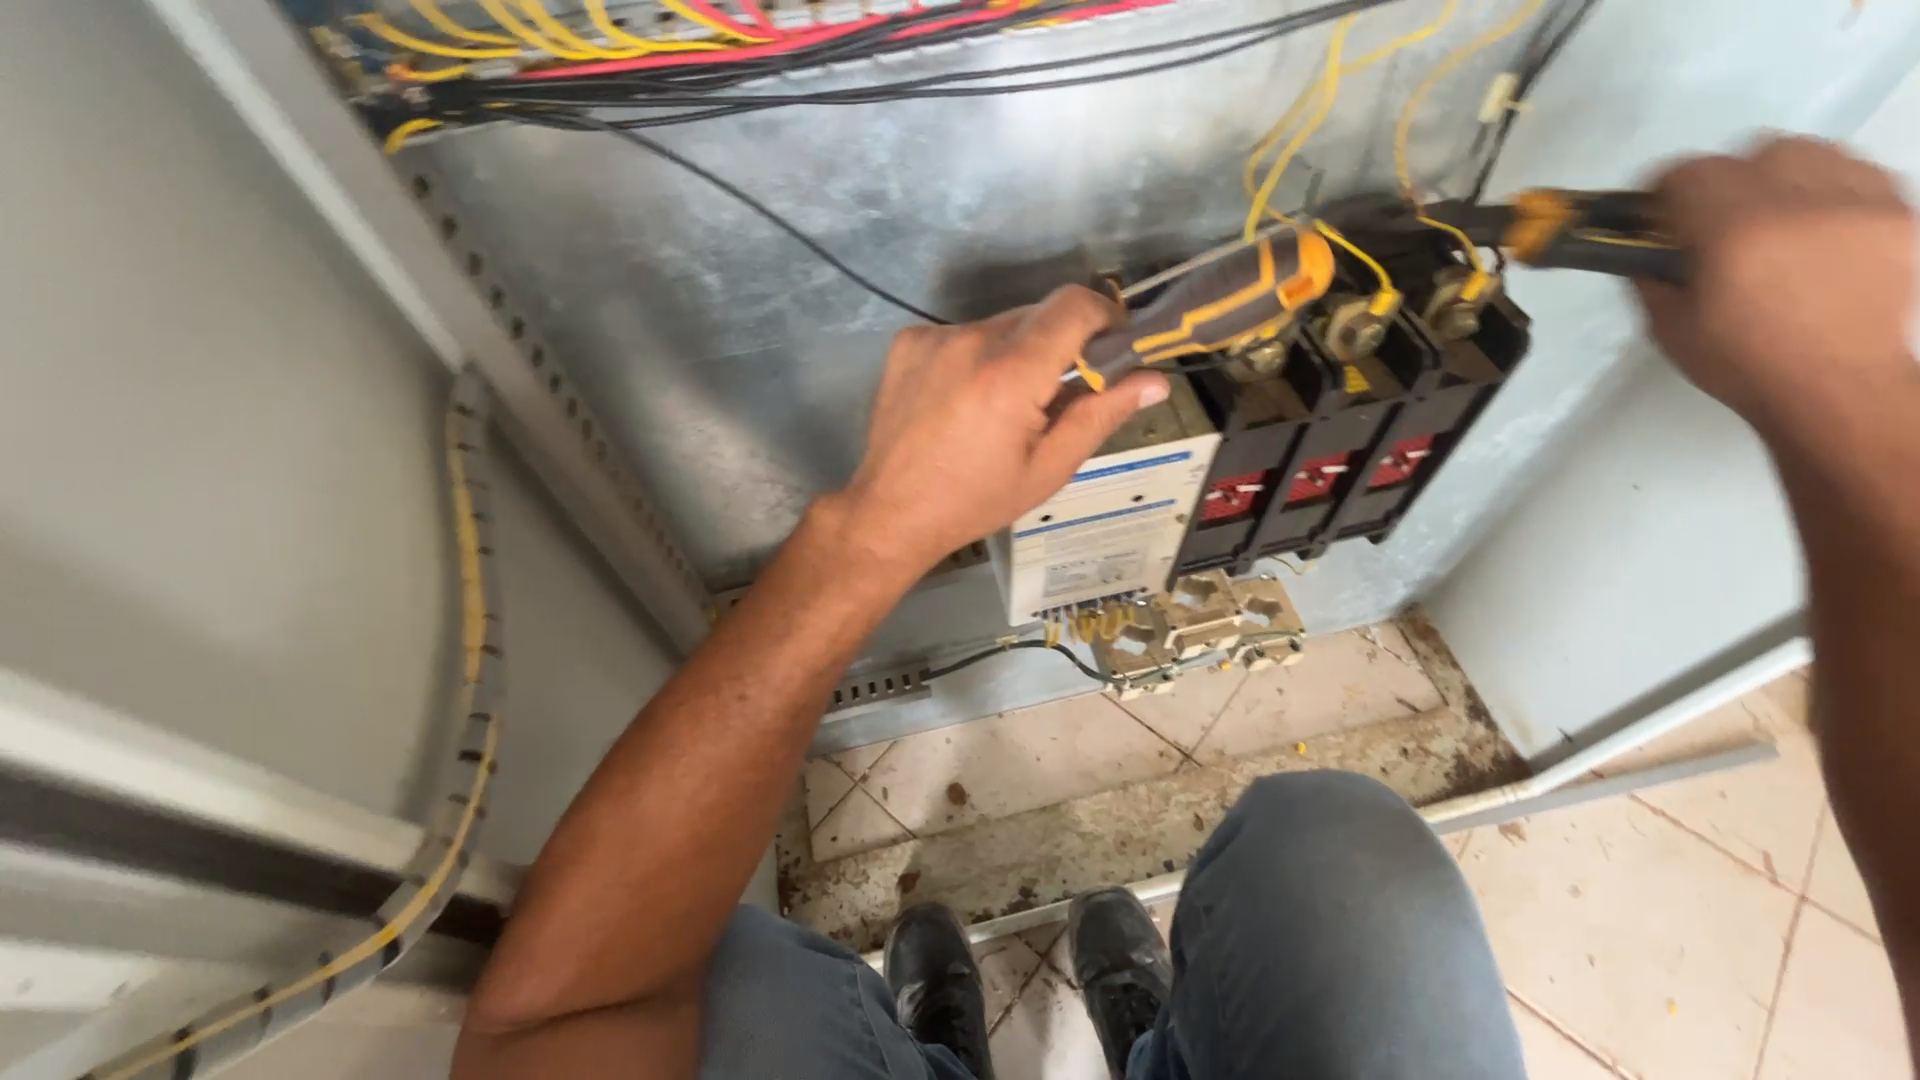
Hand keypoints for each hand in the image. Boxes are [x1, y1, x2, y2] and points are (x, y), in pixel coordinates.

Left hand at [822, 286, 1169, 579]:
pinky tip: (967, 400)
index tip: (1112, 347)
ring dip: (1018, 352)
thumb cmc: (976, 500)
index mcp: (1010, 373)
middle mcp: (970, 340)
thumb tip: (1156, 380)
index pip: (1074, 305)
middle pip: (1039, 314)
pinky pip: (964, 334)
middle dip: (1060, 344)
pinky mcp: (908, 342)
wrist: (892, 512)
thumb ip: (1101, 415)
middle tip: (1057, 394)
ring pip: (1001, 324)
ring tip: (1005, 405)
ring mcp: (934, 337)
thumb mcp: (1048, 468)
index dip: (1104, 317)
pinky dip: (979, 356)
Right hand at [1637, 136, 1916, 431]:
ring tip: (1767, 215)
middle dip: (1724, 178)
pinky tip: (1811, 224)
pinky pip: (1858, 173)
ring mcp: (1861, 204)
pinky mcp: (1901, 213)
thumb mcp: (1669, 326)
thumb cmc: (1740, 363)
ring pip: (1812, 153)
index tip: (1653, 213)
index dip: (1663, 188)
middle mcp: (1802, 204)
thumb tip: (1644, 250)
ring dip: (1779, 175)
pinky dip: (1827, 188)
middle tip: (1709, 217)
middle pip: (1755, 151)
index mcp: (1735, 233)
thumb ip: (1653, 277)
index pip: (1692, 173)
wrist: (1837, 387)